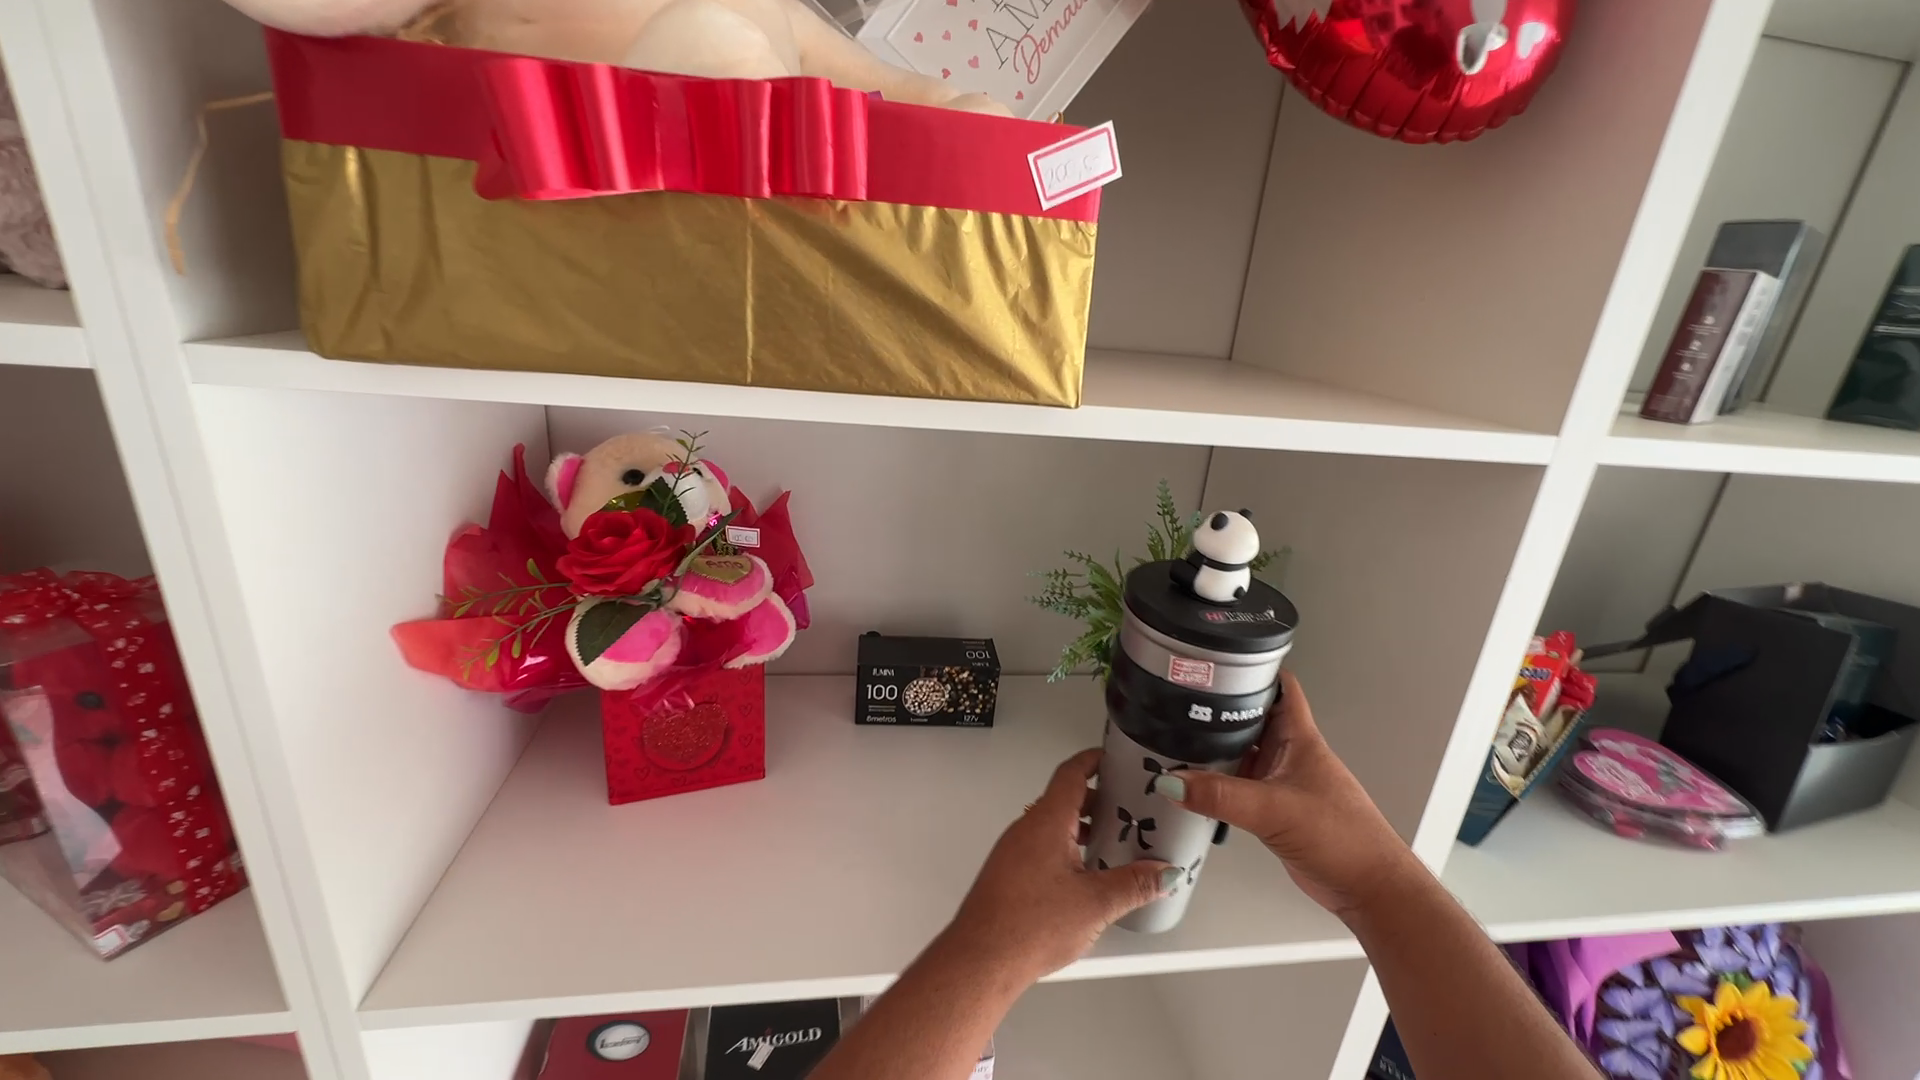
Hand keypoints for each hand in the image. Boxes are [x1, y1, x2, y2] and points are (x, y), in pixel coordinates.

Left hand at [944, 749, 1175, 981]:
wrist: (982, 959)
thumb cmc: (1031, 924)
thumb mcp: (1095, 903)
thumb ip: (1134, 884)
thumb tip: (1163, 872)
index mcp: (1047, 822)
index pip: (1070, 774)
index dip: (1093, 761)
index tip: (1113, 758)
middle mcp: (1026, 828)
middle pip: (1064, 800)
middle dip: (1097, 801)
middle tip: (1128, 809)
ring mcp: (1014, 851)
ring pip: (1053, 826)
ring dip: (1082, 828)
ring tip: (1114, 844)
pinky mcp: (1009, 873)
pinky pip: (1042, 846)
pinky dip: (1067, 848)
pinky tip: (1085, 875)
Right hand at [1161, 670, 1421, 921]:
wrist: (1369, 889)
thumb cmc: (1343, 838)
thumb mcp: (1274, 810)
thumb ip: (1221, 795)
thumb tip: (1171, 781)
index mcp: (1300, 738)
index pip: (1280, 688)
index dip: (1254, 668)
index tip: (1219, 659)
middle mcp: (1290, 754)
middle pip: (1252, 718)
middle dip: (1220, 708)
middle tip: (1180, 698)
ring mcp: (1282, 782)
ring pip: (1244, 752)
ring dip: (1216, 747)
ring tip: (1175, 737)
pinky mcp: (1275, 809)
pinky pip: (1240, 785)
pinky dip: (1218, 781)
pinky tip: (1194, 784)